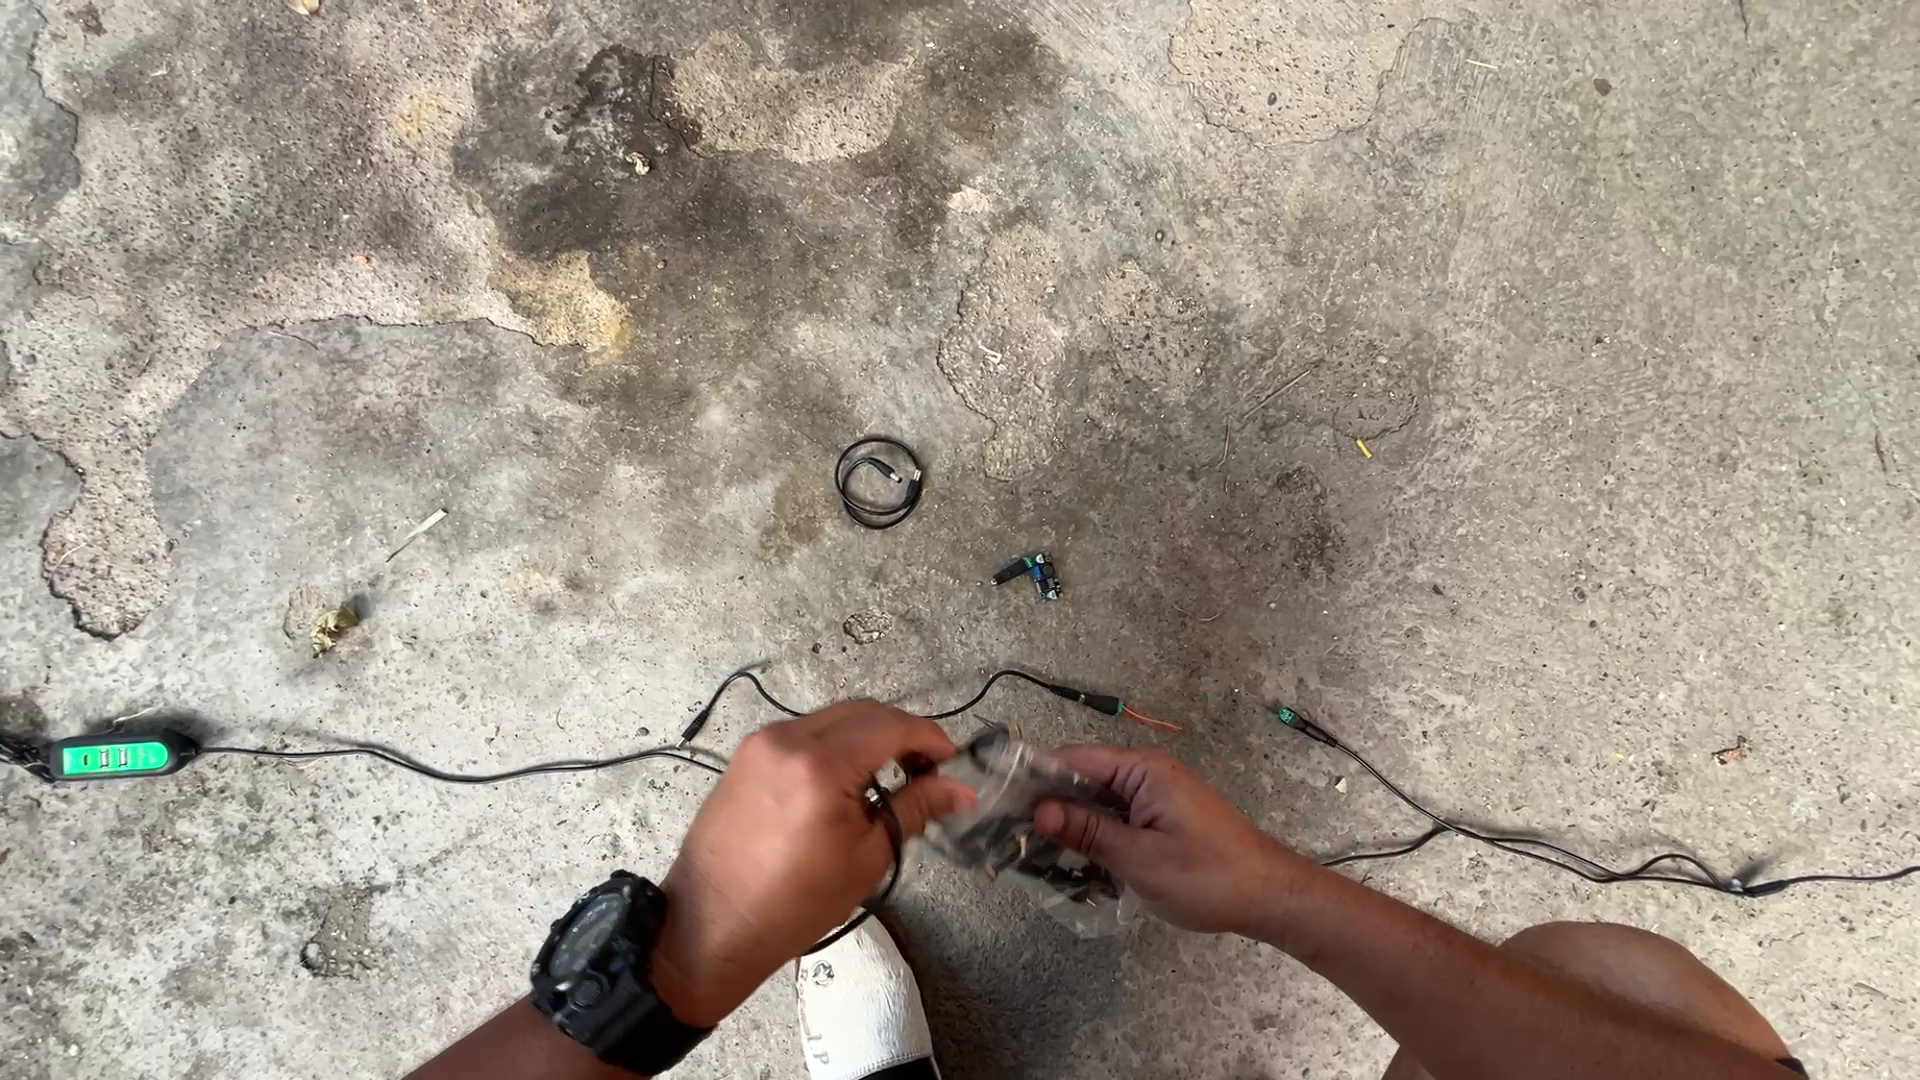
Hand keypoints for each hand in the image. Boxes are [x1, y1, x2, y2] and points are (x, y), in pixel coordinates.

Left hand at [651, 702, 975, 1025]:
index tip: (951, 760)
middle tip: (926, 768)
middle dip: (902, 732)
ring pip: (836, 716)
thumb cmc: (794, 903)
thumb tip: (962, 790)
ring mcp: (764, 740)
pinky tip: (849, 775)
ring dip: (870, 734)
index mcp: (820, 766)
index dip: (929, 737)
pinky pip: (808, 729)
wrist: (709, 925)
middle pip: (865, 711)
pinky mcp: (749, 750)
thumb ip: (915, 808)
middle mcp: (789, 738)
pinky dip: (838, 741)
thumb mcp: (866, 857)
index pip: (891, 726)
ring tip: (891, 773)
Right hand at [1032, 745, 1313, 934]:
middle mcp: (1145, 772)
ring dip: (1068, 819)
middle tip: (1008, 828)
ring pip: (1096, 798)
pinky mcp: (1158, 815)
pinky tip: (1068, 854)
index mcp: (1142, 769)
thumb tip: (1039, 810)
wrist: (1271, 898)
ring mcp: (1153, 793)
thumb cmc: (1208, 876)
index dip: (1036, 776)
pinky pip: (1113, 814)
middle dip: (1048, 800)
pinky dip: (1091, 830)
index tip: (1001, 798)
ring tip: (1028, 843)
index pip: (1075, 759)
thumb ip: (1088, 831)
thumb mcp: (1141, 858)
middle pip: (1082, 776)